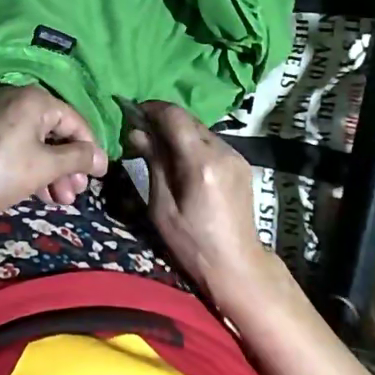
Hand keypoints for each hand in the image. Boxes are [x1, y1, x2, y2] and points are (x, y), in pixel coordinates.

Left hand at [0, 85, 109, 230]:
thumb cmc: (2, 172)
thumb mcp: (46, 166)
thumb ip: (78, 158)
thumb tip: (102, 158)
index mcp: (35, 99)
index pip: (75, 121)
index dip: (90, 150)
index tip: (100, 178)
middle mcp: (17, 99)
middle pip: (55, 132)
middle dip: (69, 165)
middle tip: (77, 194)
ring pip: (37, 143)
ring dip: (53, 172)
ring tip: (61, 201)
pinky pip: (19, 147)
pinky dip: (32, 168)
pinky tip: (41, 195)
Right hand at [128, 101, 264, 296]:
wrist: (237, 266)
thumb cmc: (192, 243)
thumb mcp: (162, 206)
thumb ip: (152, 163)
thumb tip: (137, 132)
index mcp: (201, 162)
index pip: (175, 116)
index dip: (152, 109)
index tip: (133, 112)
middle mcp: (222, 151)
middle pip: (188, 120)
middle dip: (163, 119)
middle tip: (140, 130)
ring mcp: (236, 156)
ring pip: (201, 129)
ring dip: (178, 131)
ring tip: (159, 147)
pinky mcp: (241, 164)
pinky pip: (212, 142)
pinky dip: (193, 143)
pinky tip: (181, 160)